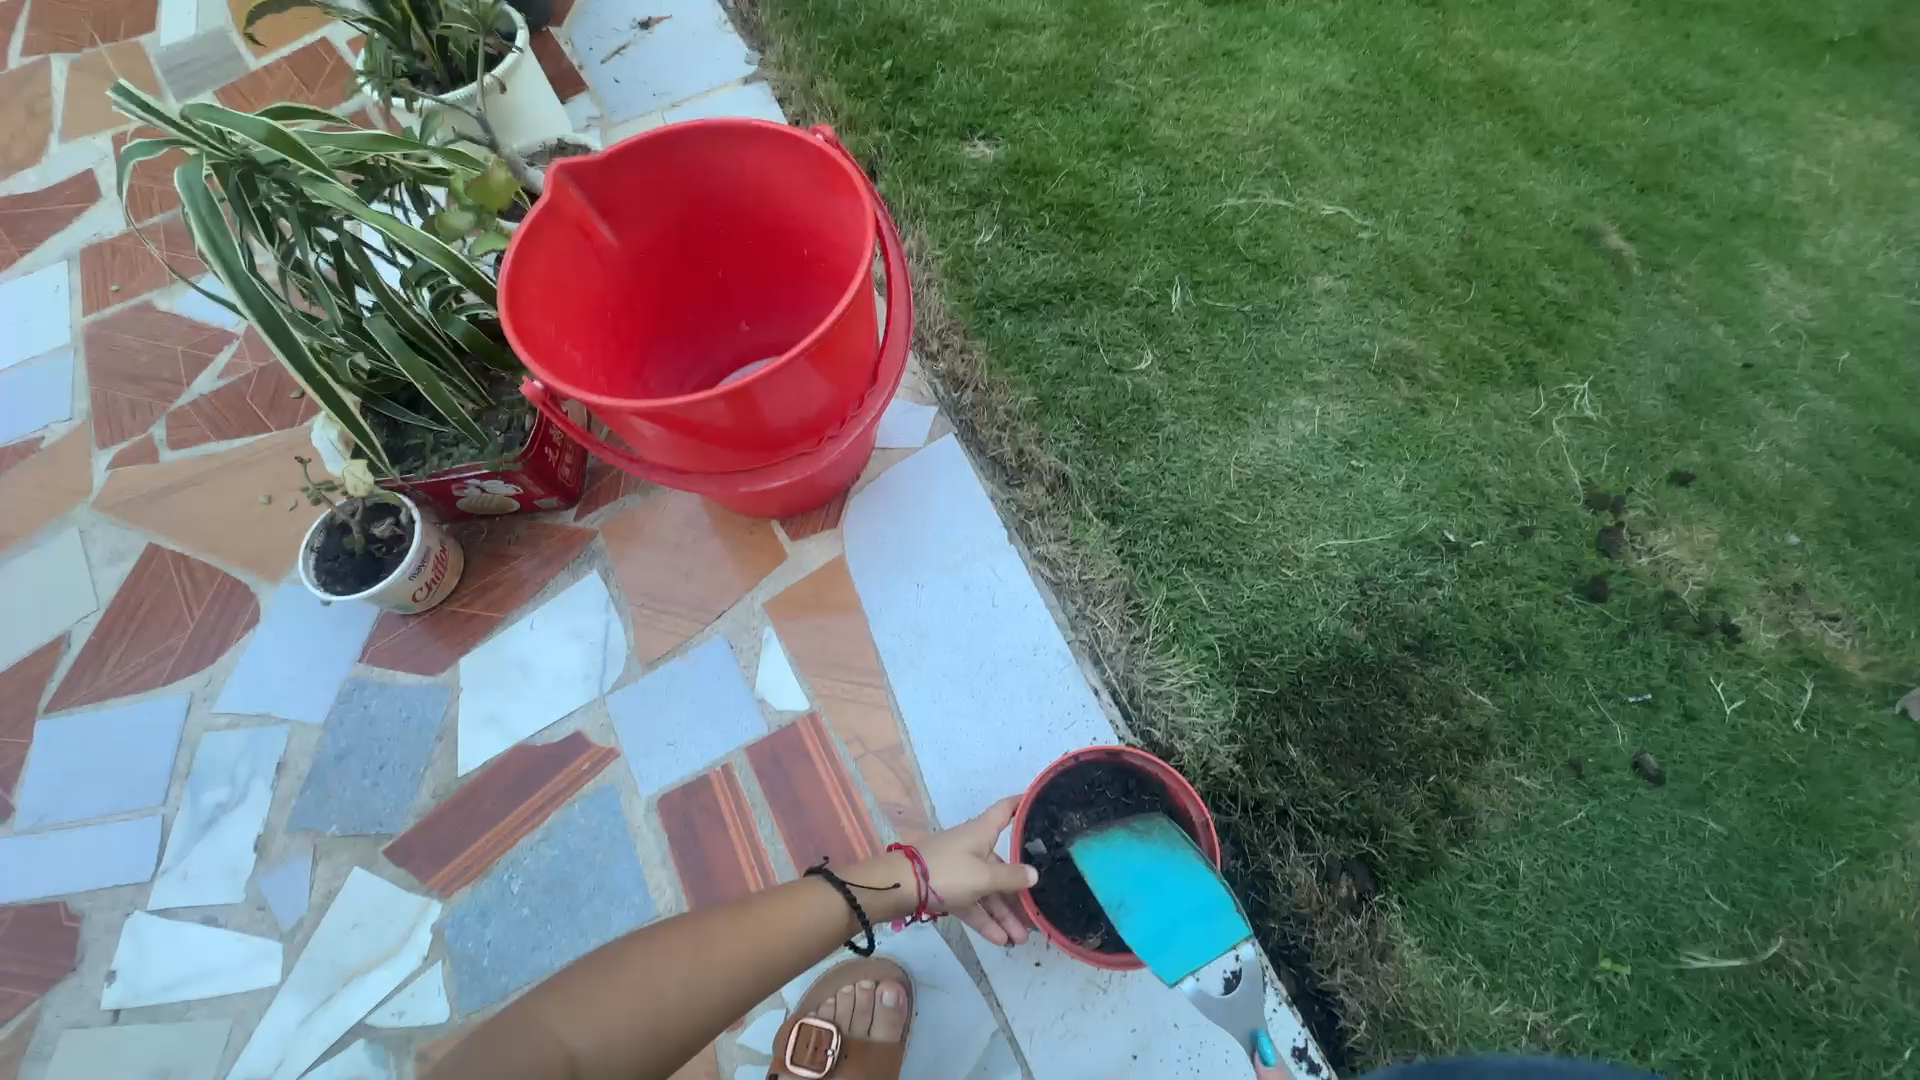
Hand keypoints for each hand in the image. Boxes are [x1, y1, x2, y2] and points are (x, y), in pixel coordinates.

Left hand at [908, 796, 1036, 945]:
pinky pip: (973, 903)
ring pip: (988, 889)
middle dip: (1019, 889)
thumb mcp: (982, 876)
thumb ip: (1010, 877)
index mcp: (982, 832)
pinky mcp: (948, 888)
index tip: (1041, 804)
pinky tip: (1000, 940)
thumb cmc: (946, 871)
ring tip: (1021, 939)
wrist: (900, 887)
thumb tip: (1034, 874)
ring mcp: (960, 869)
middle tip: (1036, 913)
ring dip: (1004, 913)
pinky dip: (985, 919)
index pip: (1006, 810)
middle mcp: (974, 847)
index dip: (1022, 804)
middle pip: (1002, 864)